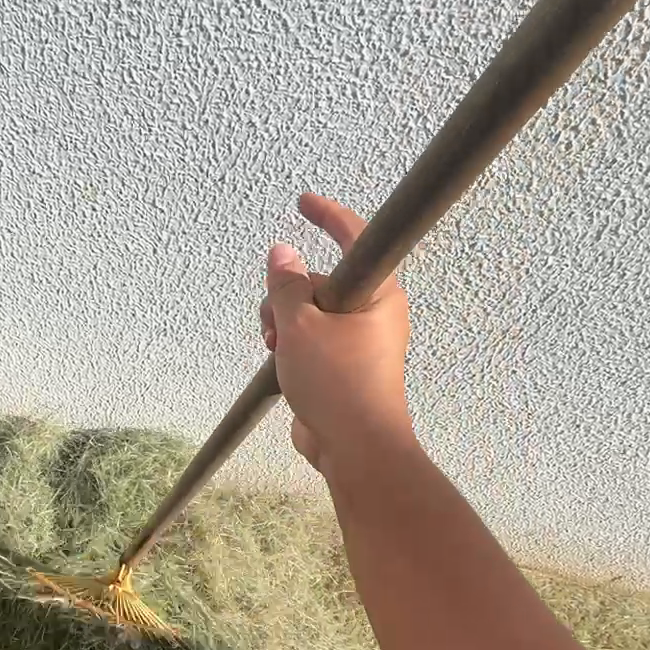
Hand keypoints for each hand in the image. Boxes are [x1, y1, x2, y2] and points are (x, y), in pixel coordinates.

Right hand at [261, 193, 413, 472]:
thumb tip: (280, 254)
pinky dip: (290, 346)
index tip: (303, 203)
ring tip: (276, 350)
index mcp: (375, 293)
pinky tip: (282, 365)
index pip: (354, 239)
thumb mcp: (300, 326)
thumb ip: (285, 286)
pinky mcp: (342, 367)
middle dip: (285, 297)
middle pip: (317, 283)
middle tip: (274, 326)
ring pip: (308, 315)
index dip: (328, 217)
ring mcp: (357, 342)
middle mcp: (371, 312)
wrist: (354, 446)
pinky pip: (309, 342)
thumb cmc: (337, 382)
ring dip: (282, 326)